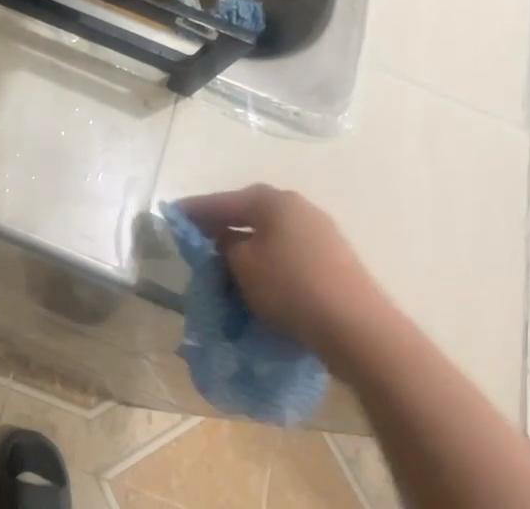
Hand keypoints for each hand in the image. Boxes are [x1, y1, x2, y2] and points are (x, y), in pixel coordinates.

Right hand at [176, 185, 392, 364]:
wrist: (358, 328)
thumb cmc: (291, 288)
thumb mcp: (243, 266)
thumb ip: (225, 247)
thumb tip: (225, 241)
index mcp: (273, 201)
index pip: (223, 201)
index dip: (195, 210)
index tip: (172, 216)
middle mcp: (299, 208)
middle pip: (250, 214)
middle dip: (223, 227)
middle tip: (198, 242)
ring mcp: (321, 233)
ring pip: (271, 236)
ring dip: (247, 248)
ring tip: (226, 266)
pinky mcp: (334, 261)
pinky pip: (288, 255)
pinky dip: (268, 263)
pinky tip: (259, 282)